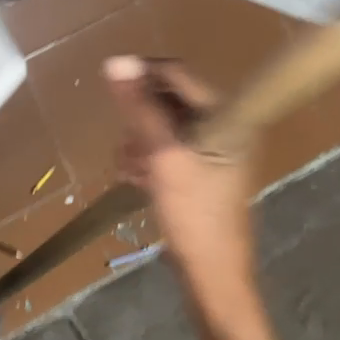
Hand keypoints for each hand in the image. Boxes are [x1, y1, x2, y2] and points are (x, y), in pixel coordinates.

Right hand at [104, 56, 256, 284]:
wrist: (213, 277)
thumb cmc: (194, 214)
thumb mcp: (162, 155)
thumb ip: (139, 108)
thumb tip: (116, 63)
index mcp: (228, 117)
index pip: (178, 74)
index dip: (143, 75)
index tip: (110, 83)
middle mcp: (226, 127)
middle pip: (169, 100)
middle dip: (140, 118)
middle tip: (127, 143)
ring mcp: (215, 150)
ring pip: (163, 125)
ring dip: (140, 140)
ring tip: (130, 167)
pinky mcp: (203, 171)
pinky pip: (168, 147)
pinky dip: (148, 156)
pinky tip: (135, 177)